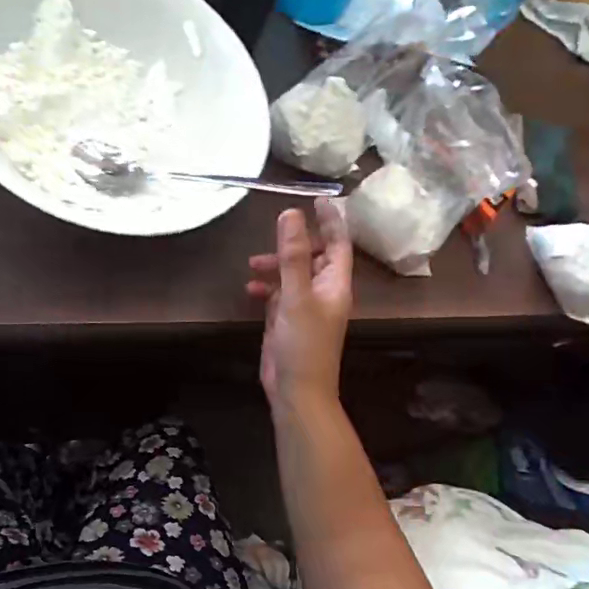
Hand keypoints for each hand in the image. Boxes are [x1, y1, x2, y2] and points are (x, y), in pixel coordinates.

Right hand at [246, 200, 353, 414]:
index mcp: (335, 284)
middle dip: (293, 244)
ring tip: (252, 265)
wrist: (297, 390)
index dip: (330, 220)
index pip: (338, 243)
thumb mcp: (297, 296)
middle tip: (273, 233)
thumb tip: (291, 214)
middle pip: (312, 256)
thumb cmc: (304, 344)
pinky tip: (250, 290)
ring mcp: (304, 308)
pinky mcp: (286, 322)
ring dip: (274, 266)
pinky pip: (276, 295)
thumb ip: (293, 255)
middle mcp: (323, 292)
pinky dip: (264, 288)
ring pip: (291, 275)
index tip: (318, 197)